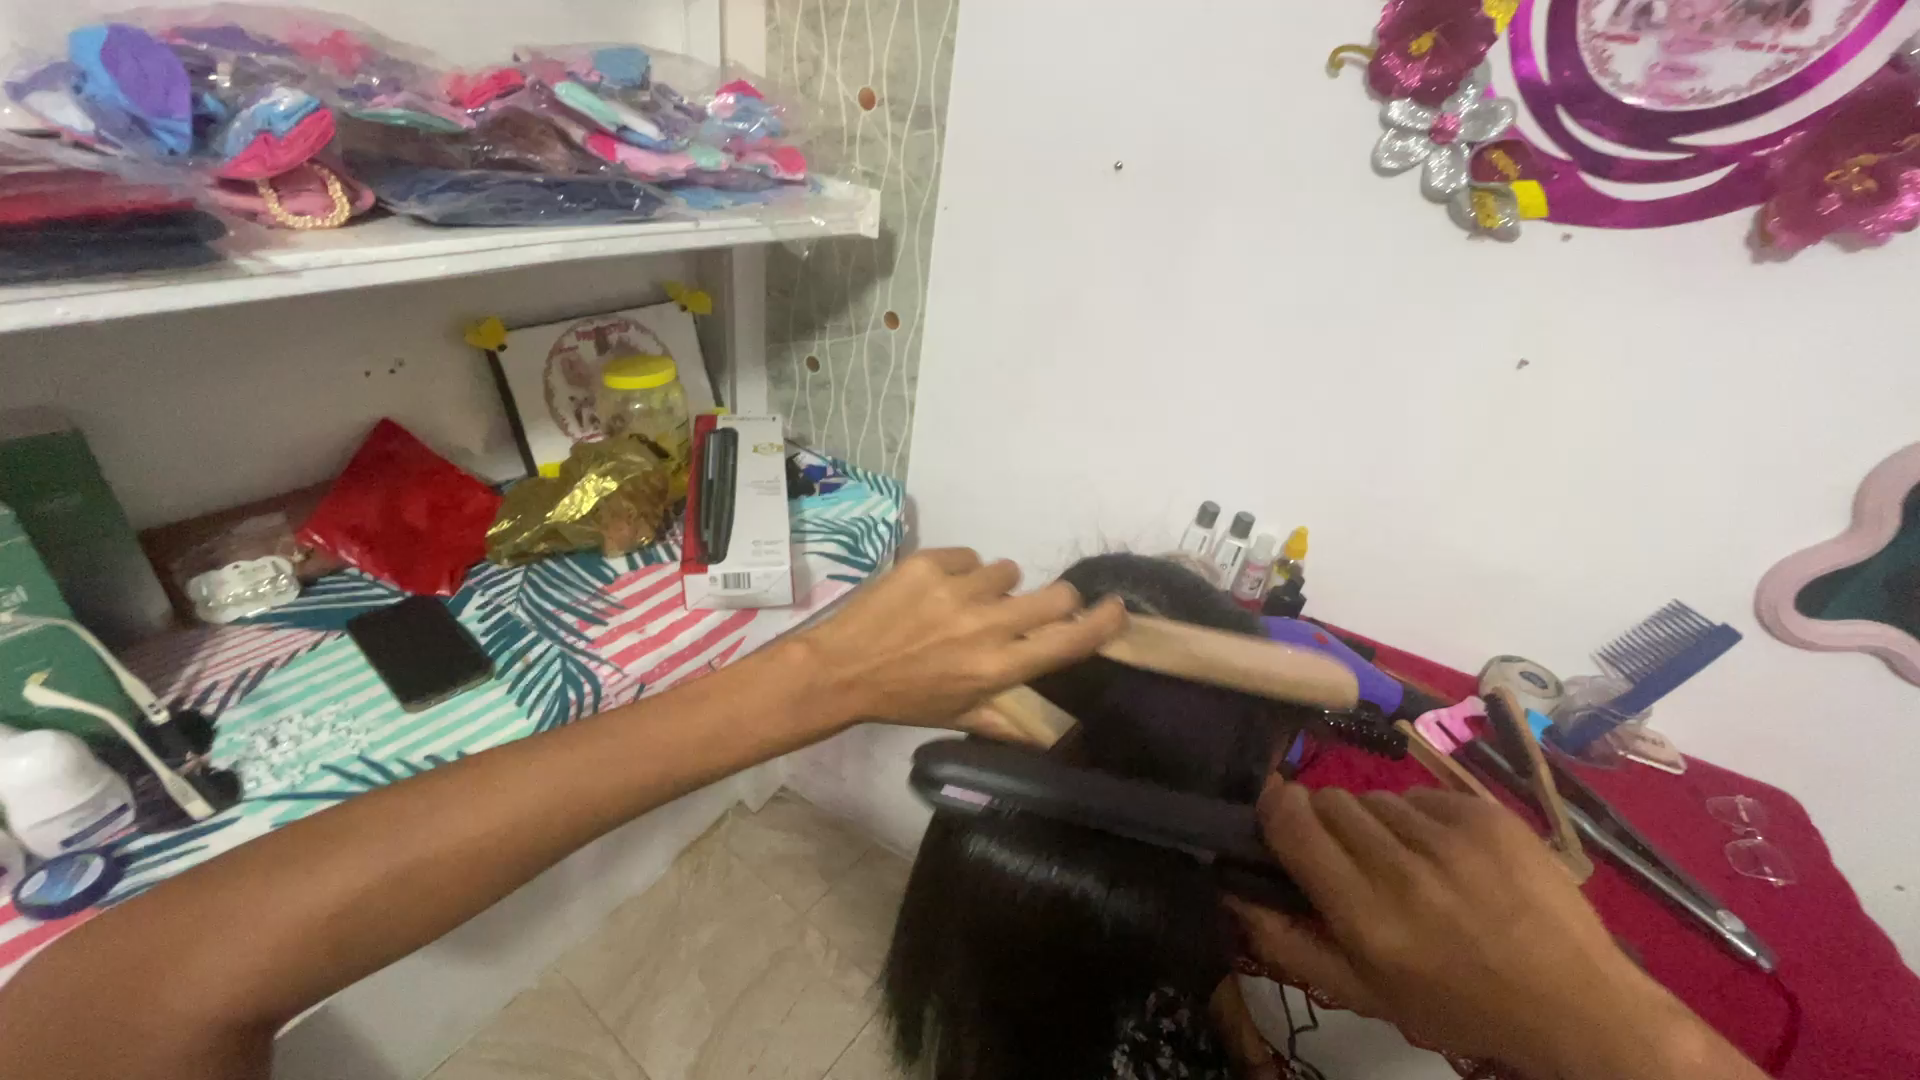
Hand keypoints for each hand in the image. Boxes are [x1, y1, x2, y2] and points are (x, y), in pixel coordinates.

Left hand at [793, 548, 1127, 738]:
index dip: (1102, 622)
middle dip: (1056, 598)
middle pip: (1056, 594)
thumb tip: (1050, 736)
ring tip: (962, 604)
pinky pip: (969, 557)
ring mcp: (958, 589)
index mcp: (997, 668)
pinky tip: (935, 591)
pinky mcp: (930, 563)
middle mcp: (986, 626)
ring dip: (995, 586)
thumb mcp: (957, 715)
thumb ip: (1006, 721)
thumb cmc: (903, 698)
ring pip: (1007, 571)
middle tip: (1033, 606)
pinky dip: (960, 571)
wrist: (840, 668)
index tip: (1115, 607)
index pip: (1068, 641)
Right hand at [1229, 780, 1762, 1079]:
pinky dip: (1420, 819)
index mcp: (1365, 917)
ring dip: (1375, 824)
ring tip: (1407, 863)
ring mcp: (1449, 836)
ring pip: (1374, 798)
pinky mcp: (1485, 815)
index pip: (1289, 820)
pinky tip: (1446, 856)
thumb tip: (1230, 887)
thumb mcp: (1363, 993)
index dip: (1275, 809)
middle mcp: (1401, 868)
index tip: (1280, 819)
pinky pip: (1420, 795)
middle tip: (1353, 860)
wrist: (1580, 1006)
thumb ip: (1286, 941)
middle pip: (1328, 801)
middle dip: (1327, 824)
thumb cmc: (1458, 1005)